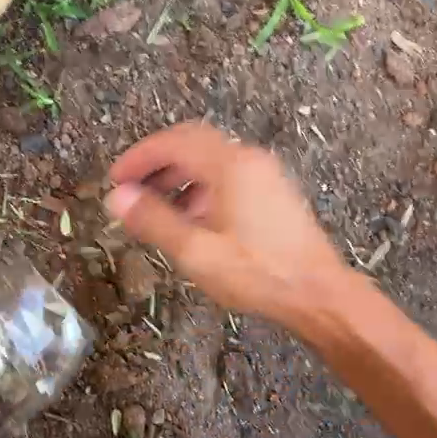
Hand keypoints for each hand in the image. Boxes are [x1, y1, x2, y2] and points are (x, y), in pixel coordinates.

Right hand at [105, 122, 351, 323]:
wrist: (320, 295)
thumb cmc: (258, 273)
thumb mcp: (197, 251)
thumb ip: (154, 220)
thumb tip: (117, 197)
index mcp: (230, 166)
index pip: (174, 142)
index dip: (139, 157)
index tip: (116, 178)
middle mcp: (248, 159)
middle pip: (192, 142)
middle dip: (156, 160)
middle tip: (131, 185)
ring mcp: (264, 174)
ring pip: (210, 158)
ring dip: (177, 174)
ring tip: (155, 206)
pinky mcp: (272, 192)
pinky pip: (226, 174)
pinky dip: (199, 185)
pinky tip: (191, 219)